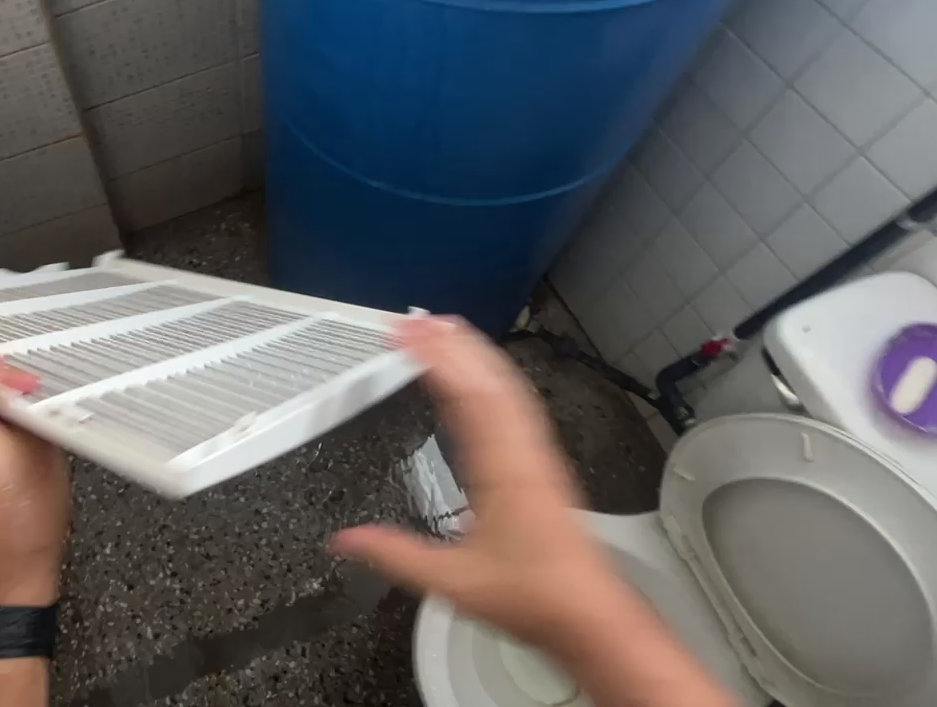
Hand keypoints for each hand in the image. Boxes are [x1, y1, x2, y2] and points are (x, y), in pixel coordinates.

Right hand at [331, 317, 629, 647]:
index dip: (433, 358)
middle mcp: (521, 452)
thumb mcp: (452, 581)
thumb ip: (395, 555)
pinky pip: (517, 403)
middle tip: (416, 318)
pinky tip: (483, 371)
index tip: (405, 333)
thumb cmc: (533, 596)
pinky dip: (495, 375)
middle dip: (449, 343)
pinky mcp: (542, 460)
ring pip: (506, 387)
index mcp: (500, 471)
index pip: (465, 397)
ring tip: (445, 327)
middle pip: (487, 380)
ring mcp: (535, 453)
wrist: (591, 617)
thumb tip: (345, 539)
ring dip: (474, 352)